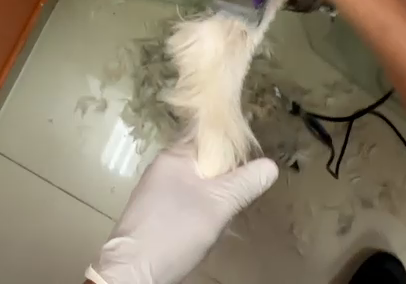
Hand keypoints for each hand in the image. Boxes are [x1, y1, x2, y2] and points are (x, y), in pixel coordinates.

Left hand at [85, 142, 278, 283]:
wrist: (134, 269)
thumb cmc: (175, 229)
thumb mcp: (218, 206)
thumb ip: (244, 184)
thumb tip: (271, 165)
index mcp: (174, 155)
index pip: (206, 137)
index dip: (229, 145)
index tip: (248, 161)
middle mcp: (162, 166)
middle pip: (201, 162)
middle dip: (221, 178)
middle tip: (237, 196)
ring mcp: (154, 189)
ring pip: (192, 184)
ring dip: (209, 197)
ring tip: (222, 216)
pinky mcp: (150, 211)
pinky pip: (180, 201)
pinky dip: (195, 210)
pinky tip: (202, 228)